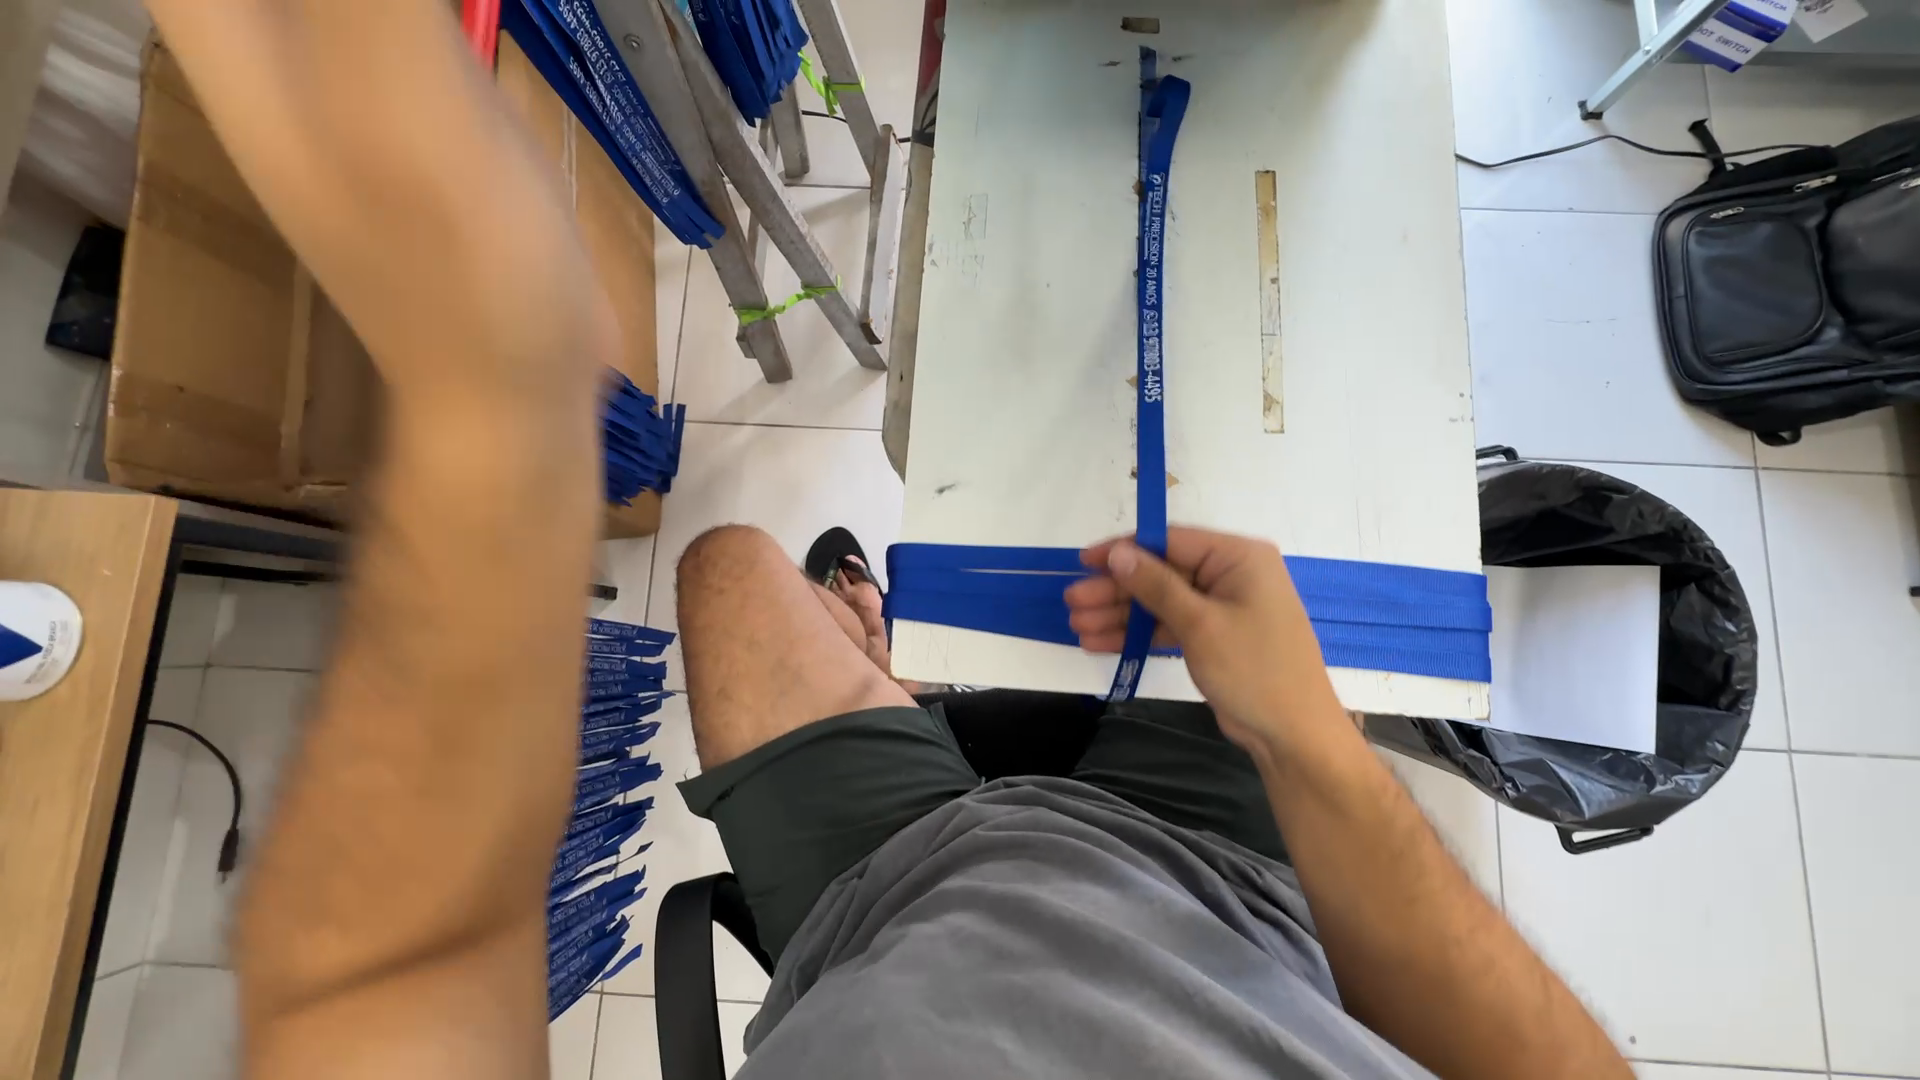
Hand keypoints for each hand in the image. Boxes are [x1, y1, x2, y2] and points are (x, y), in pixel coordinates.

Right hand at [1064, 528, 1348, 766]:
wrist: (1292, 735)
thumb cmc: (1253, 669)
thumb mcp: (1200, 623)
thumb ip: (1156, 585)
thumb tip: (1118, 553)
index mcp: (1238, 557)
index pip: (1170, 541)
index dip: (1124, 550)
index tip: (1083, 562)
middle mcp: (1230, 574)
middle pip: (1160, 573)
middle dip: (1116, 590)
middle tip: (1072, 603)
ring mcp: (1221, 607)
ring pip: (1160, 602)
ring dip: (1120, 615)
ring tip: (1078, 626)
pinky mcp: (1213, 636)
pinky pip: (1169, 626)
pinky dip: (1138, 634)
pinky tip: (1100, 642)